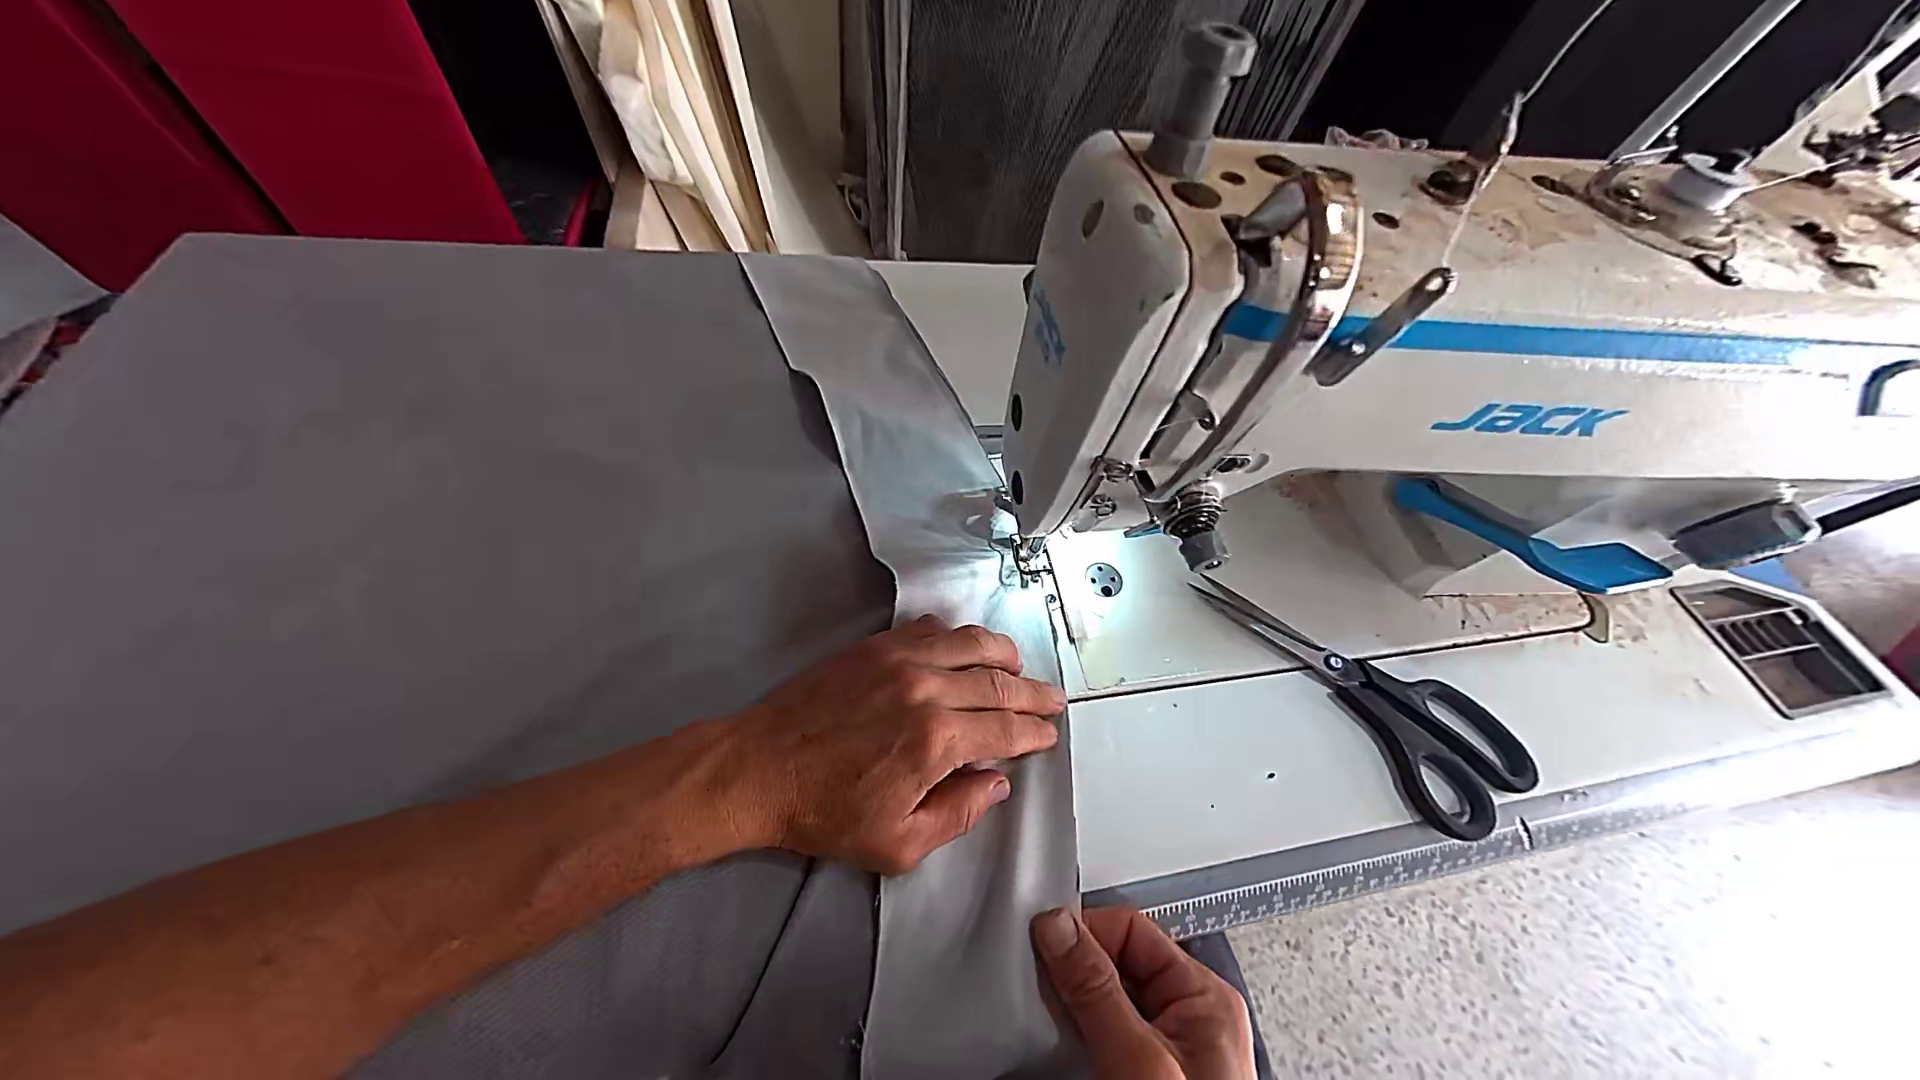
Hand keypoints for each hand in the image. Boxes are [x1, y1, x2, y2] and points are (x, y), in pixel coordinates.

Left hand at [721, 615, 1064, 874]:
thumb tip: (995, 783)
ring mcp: (899, 659)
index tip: (1046, 734)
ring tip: (1019, 665)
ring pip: (971, 643)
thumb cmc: (824, 810)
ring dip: (1003, 654)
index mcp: (936, 741)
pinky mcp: (875, 646)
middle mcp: (925, 690)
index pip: (1006, 730)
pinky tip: (963, 645)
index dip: (1033, 732)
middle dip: (1033, 693)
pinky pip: (929, 628)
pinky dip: (956, 634)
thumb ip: (958, 813)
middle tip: (1050, 699)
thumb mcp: (898, 843)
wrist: (760, 767)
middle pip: (999, 683)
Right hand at [1032, 906, 1255, 1079]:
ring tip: (1047, 1023)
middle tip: (1041, 989)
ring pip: (1100, 997)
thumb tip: (1058, 928)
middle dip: (1074, 973)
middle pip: (1114, 961)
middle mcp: (1185, 1016)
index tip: (1044, 945)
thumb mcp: (1138, 1064)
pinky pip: (1097, 1032)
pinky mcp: (1139, 1075)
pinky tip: (1057, 1050)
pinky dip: (1072, 1036)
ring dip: (1069, 1007)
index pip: (1130, 930)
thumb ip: (1096, 991)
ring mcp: (1162, 1049)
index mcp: (1201, 998)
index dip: (1085, 933)